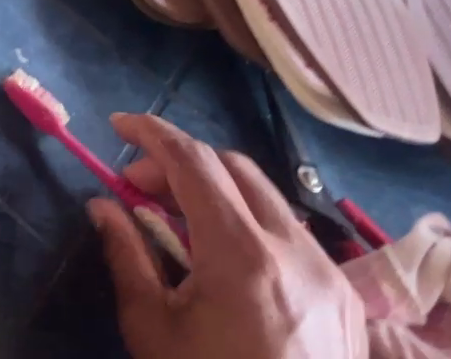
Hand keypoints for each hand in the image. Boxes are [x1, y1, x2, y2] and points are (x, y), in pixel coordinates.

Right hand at [91, 113, 368, 358]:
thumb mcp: (152, 324)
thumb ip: (127, 253)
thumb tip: (103, 206)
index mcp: (242, 254)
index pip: (193, 161)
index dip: (151, 133)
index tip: (117, 126)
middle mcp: (296, 252)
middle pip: (234, 166)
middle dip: (179, 160)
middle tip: (139, 187)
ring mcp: (330, 276)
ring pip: (266, 196)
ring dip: (214, 188)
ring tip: (176, 221)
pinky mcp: (347, 300)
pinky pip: (290, 232)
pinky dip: (246, 218)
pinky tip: (220, 254)